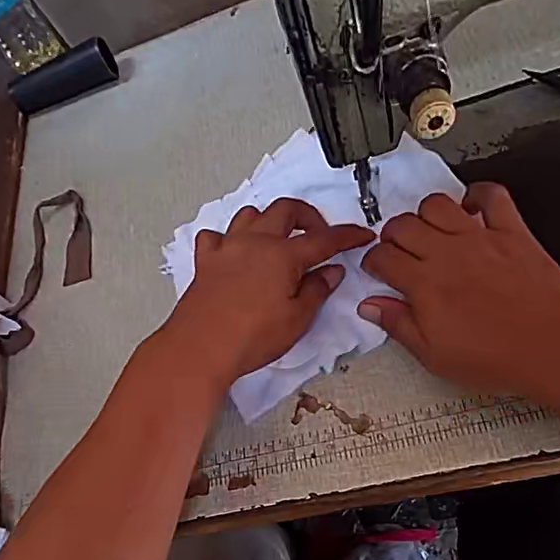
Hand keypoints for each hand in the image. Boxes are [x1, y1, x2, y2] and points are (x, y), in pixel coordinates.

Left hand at [157, 197, 375, 385]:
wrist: (200, 349)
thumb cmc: (248, 338)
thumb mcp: (296, 320)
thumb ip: (317, 291)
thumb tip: (331, 273)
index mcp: (282, 255)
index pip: (324, 239)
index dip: (346, 236)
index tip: (359, 236)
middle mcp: (254, 243)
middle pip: (286, 210)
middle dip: (309, 217)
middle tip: (320, 235)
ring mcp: (227, 250)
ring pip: (250, 215)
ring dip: (269, 220)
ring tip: (279, 239)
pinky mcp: (205, 263)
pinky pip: (215, 237)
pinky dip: (227, 238)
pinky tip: (234, 251)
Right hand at [359, 183, 559, 396]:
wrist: (551, 348)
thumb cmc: (496, 356)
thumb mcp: (433, 355)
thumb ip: (399, 325)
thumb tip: (371, 308)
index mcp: (424, 285)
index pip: (382, 257)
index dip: (372, 262)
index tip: (376, 270)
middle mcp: (448, 254)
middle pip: (403, 225)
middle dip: (391, 235)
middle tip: (396, 250)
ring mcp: (480, 239)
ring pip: (437, 204)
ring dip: (424, 214)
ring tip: (427, 230)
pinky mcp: (512, 232)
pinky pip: (491, 196)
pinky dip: (477, 194)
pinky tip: (470, 208)